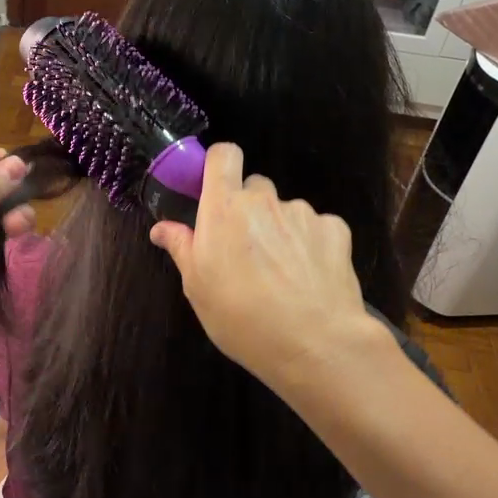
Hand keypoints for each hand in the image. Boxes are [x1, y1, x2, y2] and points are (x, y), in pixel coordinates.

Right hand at [148, 143, 391, 388]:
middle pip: (255, 187)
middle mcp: (263, 200)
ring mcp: (303, 213)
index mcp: (224, 208)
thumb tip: (161, 228)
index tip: (215, 190)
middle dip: (249, 209)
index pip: (223, 155)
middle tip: (246, 249)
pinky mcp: (336, 231)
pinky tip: (311, 276)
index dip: (219, 165)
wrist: (314, 342)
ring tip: (283, 273)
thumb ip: (181, 248)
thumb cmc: (241, 316)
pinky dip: (312, 244)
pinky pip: (318, 227)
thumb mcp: (197, 287)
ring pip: (286, 210)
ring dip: (281, 230)